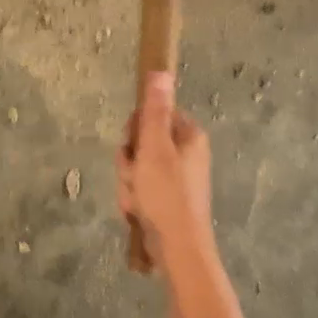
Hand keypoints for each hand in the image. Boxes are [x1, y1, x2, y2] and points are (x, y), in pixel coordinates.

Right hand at [117, 71, 211, 259]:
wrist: (177, 247)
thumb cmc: (166, 195)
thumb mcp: (155, 149)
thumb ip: (154, 111)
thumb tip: (160, 70)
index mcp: (189, 136)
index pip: (152, 116)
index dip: (134, 132)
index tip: (131, 148)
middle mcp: (186, 153)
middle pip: (141, 144)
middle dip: (129, 164)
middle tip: (134, 179)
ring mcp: (177, 178)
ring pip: (137, 169)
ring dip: (128, 184)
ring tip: (136, 200)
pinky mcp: (168, 199)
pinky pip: (141, 190)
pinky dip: (134, 200)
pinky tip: (137, 212)